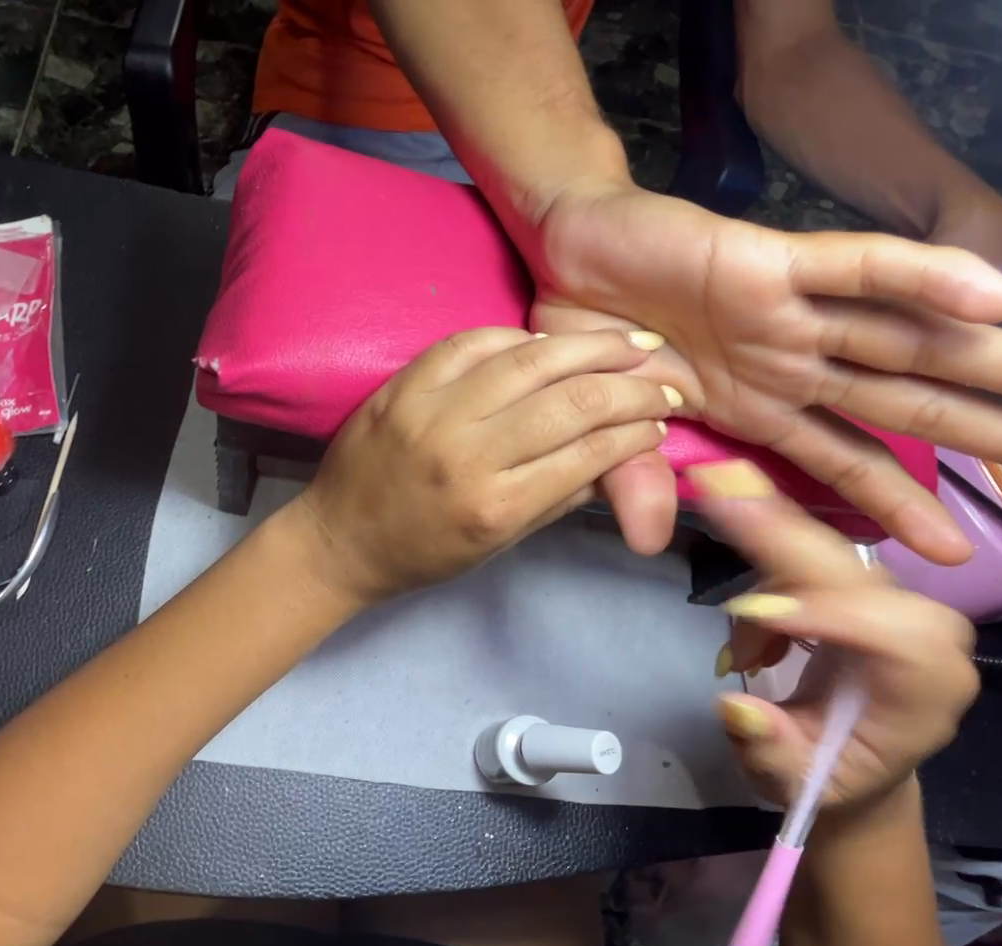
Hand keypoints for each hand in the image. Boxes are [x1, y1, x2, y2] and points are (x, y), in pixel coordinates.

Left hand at [292, 327, 675, 603]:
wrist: (339, 540)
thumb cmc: (424, 553)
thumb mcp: (498, 543)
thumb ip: (559, 497)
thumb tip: (621, 454)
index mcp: (496, 506)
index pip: (589, 453)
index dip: (636, 431)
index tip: (661, 417)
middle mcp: (467, 455)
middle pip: (569, 401)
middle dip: (628, 385)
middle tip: (659, 374)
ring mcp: (430, 414)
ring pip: (526, 361)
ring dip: (586, 346)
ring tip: (625, 341)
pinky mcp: (402, 387)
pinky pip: (468, 343)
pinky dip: (514, 336)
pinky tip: (544, 340)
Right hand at [525, 180, 1001, 563]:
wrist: (570, 252)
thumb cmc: (588, 337)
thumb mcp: (608, 422)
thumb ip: (633, 477)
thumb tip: (647, 542)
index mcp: (754, 407)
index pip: (841, 461)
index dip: (900, 502)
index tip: (960, 552)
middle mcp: (789, 364)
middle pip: (908, 402)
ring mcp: (787, 314)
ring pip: (907, 339)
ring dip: (1001, 363)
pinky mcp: (771, 262)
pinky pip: (857, 269)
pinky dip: (921, 280)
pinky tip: (997, 296)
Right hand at [691, 459, 977, 811]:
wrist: (859, 761)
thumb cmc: (832, 776)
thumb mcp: (795, 784)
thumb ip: (770, 750)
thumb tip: (736, 702)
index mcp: (929, 690)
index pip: (894, 634)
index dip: (826, 615)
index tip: (752, 614)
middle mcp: (929, 636)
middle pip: (855, 573)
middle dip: (783, 535)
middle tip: (718, 485)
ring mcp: (899, 603)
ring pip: (822, 558)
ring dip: (763, 584)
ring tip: (744, 657)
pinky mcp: (868, 587)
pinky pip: (810, 559)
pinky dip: (766, 577)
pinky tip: (758, 633)